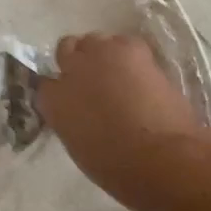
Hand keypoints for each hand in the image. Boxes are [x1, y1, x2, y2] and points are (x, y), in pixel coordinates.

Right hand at [35, 33, 210, 208]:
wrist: (164, 159)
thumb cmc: (121, 168)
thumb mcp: (81, 147)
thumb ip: (73, 121)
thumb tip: (81, 113)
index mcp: (51, 101)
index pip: (46, 83)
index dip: (62, 90)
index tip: (75, 101)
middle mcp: (67, 72)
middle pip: (66, 51)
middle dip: (77, 62)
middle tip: (95, 83)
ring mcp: (97, 56)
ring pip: (93, 41)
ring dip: (102, 54)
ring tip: (120, 74)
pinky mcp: (130, 50)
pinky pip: (124, 44)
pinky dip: (130, 54)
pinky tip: (141, 73)